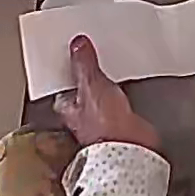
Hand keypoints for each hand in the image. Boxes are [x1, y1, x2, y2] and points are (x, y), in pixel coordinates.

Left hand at [54, 35, 160, 151]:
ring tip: (113, 70)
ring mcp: (103, 121)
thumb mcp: (92, 85)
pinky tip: (129, 89)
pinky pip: (121, 103)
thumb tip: (77, 45)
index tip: (75, 54)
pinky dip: (124, 95)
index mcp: (69, 108)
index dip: (69, 71)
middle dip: (89, 79)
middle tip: (95, 60)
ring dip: (107, 88)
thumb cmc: (104, 126)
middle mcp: (83, 117)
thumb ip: (85, 65)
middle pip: (83, 92)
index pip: (64, 86)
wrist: (130, 149)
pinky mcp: (123, 124)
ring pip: (102, 97)